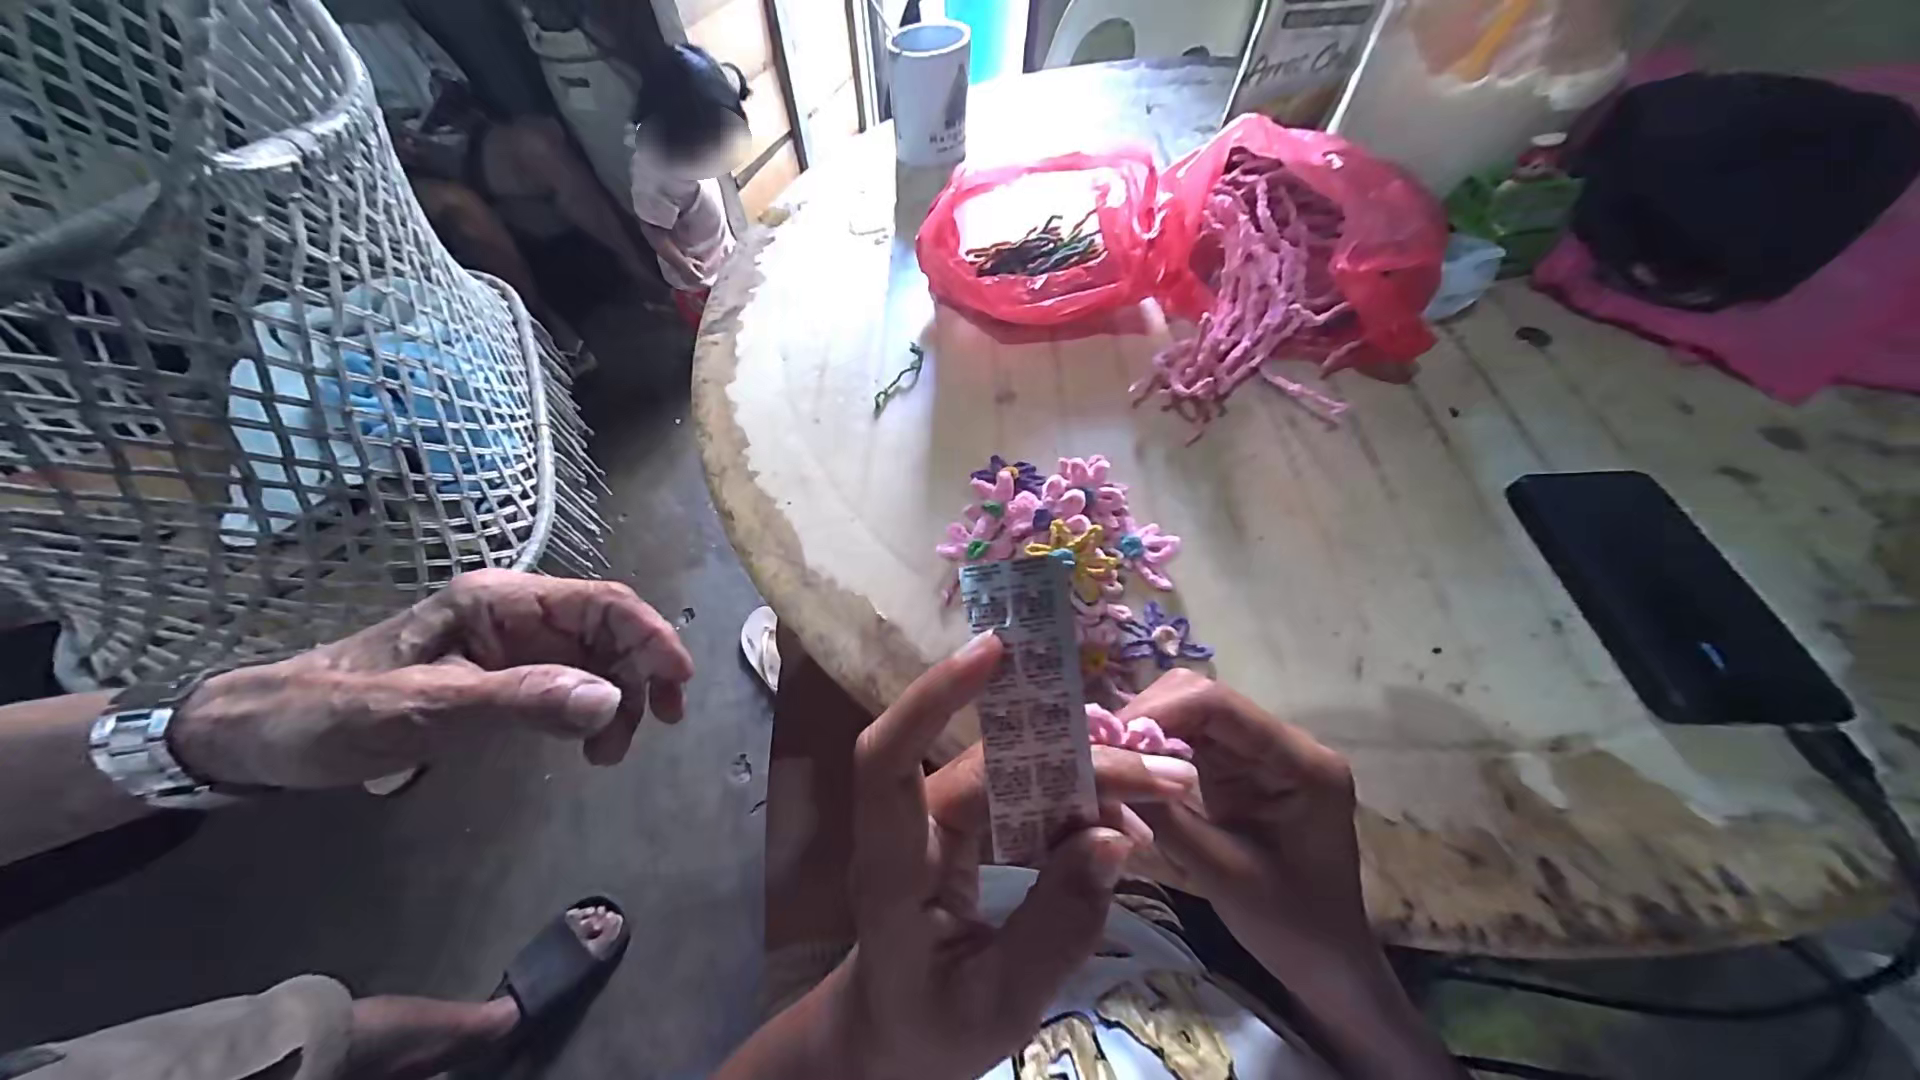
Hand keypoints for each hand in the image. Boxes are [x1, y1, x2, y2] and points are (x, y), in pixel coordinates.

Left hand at [167, 570, 694, 787]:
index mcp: (502, 601)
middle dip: (643, 673)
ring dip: (623, 701)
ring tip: (608, 752)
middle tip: (658, 723)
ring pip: (604, 662)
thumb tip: (609, 699)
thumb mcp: (419, 709)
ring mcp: (521, 647)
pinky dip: (598, 714)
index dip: (650, 635)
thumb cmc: (327, 712)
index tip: (677, 680)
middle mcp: (522, 617)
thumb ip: (516, 699)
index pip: (602, 604)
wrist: (256, 737)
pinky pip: (579, 688)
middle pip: (613, 632)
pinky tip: (590, 744)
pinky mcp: (514, 678)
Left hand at [835, 631, 1138, 1079]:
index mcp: (893, 865)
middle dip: (1077, 757)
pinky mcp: (969, 818)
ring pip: (1018, 766)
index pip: (887, 760)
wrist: (894, 1029)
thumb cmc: (928, 1025)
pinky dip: (1078, 795)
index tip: (992, 651)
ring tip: (1161, 792)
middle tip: (1163, 775)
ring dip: (1088, 773)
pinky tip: (1124, 814)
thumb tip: (1114, 836)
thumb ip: (1056, 926)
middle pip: (992, 760)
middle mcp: (914, 821)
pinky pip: (1027, 788)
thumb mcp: (998, 1004)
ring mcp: (942, 815)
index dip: (933, 697)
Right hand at [1119, 669, 1371, 966]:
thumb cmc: (1288, 925)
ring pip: (1188, 708)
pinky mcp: (1239, 762)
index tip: (1108, 738)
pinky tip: (1129, 765)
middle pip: (1200, 696)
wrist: (1325, 960)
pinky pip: (1187, 734)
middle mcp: (1282, 741)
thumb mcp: (1221, 873)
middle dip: (1145, 715)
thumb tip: (1101, 771)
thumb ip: (1163, 815)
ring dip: (1144, 728)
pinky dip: (1153, 746)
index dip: (1158, 711)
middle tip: (1101, 750)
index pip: (1219, 705)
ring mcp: (1259, 749)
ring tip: (1108, 757)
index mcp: (1300, 762)